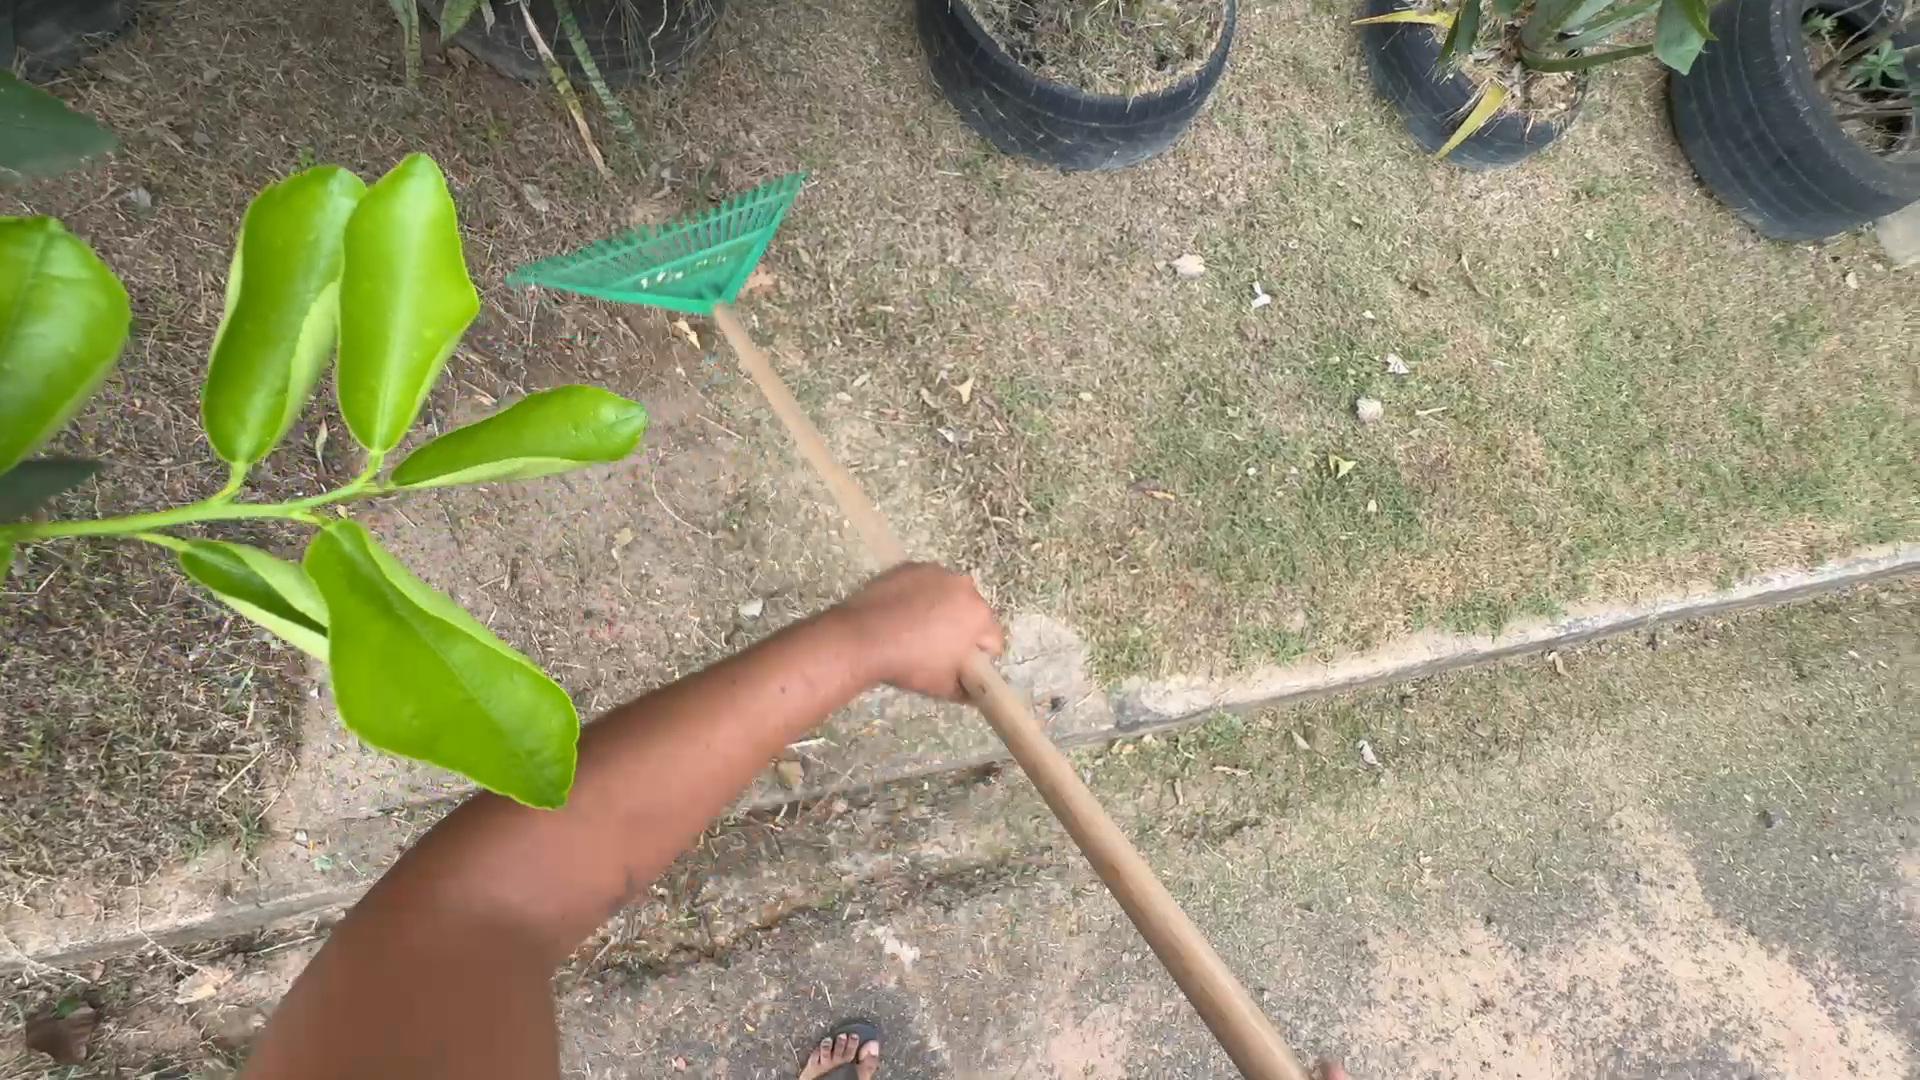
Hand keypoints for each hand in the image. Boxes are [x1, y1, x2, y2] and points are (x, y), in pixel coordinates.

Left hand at [832, 562, 1003, 700]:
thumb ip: (969, 691)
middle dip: (962, 629)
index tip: (960, 666)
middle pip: (973, 613)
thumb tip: (976, 692)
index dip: (979, 658)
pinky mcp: (912, 566)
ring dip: (942, 609)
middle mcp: (965, 586)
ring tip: (915, 628)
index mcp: (979, 615)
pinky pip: (926, 584)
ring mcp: (937, 572)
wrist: (862, 637)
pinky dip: (920, 595)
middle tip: (936, 648)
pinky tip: (901, 612)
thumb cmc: (909, 663)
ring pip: (949, 595)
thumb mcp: (944, 687)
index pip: (993, 641)